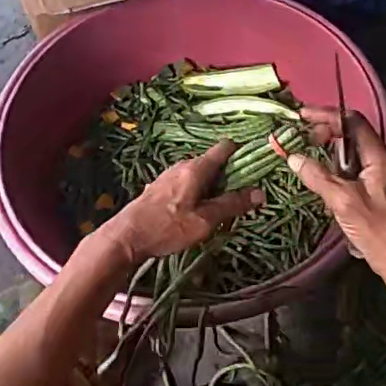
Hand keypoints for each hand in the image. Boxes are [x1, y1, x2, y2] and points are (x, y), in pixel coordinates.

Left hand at [94, 140, 264, 263]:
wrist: (126, 237)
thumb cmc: (167, 228)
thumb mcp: (205, 221)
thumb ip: (232, 205)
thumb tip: (260, 193)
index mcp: (196, 168)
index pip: (225, 147)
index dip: (243, 153)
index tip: (256, 167)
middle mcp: (183, 165)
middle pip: (214, 163)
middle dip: (230, 177)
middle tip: (240, 200)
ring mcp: (169, 175)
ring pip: (200, 174)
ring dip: (213, 188)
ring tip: (220, 211)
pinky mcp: (161, 187)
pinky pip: (187, 183)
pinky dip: (198, 192)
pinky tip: (196, 213)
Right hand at [283, 108, 385, 292]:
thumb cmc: (377, 231)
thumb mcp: (343, 201)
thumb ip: (318, 176)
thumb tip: (294, 157)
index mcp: (380, 157)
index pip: (353, 121)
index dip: (326, 115)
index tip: (302, 116)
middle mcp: (383, 161)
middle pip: (351, 136)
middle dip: (325, 135)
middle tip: (303, 143)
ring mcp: (380, 177)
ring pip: (349, 157)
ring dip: (329, 160)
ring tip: (310, 169)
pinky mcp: (376, 192)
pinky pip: (352, 174)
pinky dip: (336, 177)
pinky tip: (326, 195)